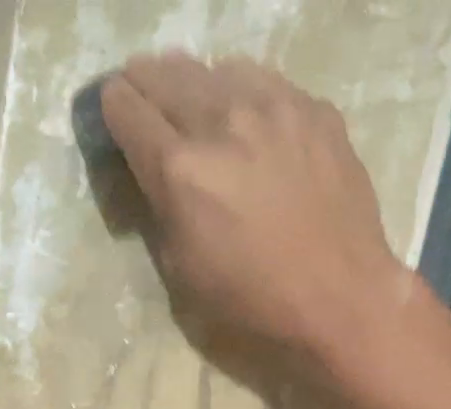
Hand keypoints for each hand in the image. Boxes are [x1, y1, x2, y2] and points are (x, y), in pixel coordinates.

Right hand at [100, 53, 412, 380]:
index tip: (116, 118)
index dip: (113, 109)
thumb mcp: (178, 265)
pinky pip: (264, 81)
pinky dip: (244, 94)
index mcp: (180, 169)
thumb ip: (155, 204)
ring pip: (215, 69)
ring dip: (196, 87)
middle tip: (146, 106)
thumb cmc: (248, 298)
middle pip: (164, 73)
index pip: (125, 106)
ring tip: (199, 113)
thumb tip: (148, 166)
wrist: (337, 297)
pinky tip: (249, 124)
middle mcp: (222, 121)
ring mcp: (274, 107)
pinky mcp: (314, 109)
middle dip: (145, 87)